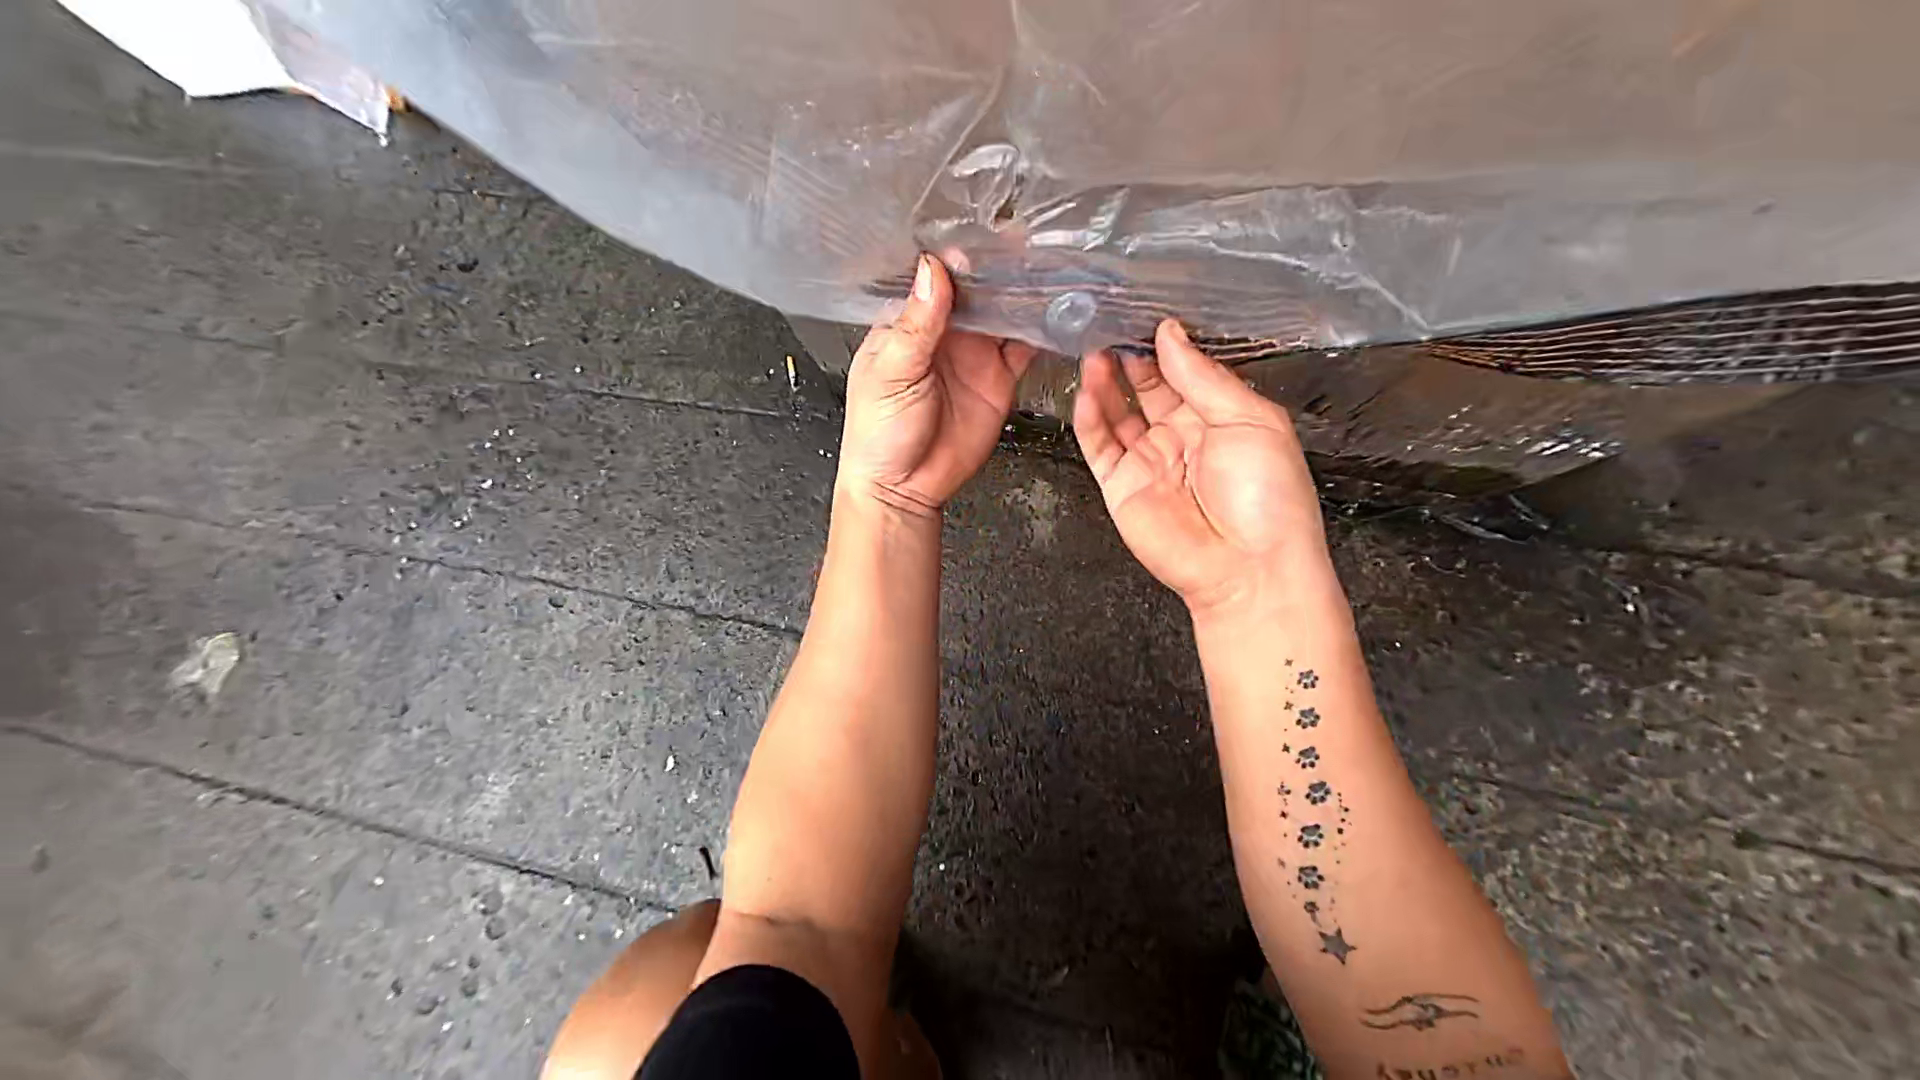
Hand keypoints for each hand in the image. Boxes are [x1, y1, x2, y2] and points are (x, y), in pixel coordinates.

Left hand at [836, 255, 1034, 517]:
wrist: (904, 489)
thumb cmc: (879, 433)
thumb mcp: (891, 373)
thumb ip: (917, 325)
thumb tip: (933, 269)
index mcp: (907, 323)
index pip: (935, 277)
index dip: (958, 256)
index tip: (984, 236)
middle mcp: (943, 332)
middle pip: (976, 288)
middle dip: (1000, 267)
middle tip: (1028, 243)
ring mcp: (973, 354)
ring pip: (1004, 312)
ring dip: (1024, 293)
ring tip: (1049, 269)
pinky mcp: (997, 380)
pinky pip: (1023, 348)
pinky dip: (1041, 330)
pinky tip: (1055, 313)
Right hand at [1074, 319, 1328, 617]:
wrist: (1247, 569)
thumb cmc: (1268, 502)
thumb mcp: (1250, 420)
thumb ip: (1204, 377)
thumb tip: (1172, 336)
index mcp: (1219, 420)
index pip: (1184, 373)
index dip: (1166, 347)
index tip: (1148, 320)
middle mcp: (1181, 438)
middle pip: (1145, 389)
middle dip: (1130, 360)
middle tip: (1113, 330)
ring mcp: (1149, 462)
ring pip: (1116, 413)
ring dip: (1104, 383)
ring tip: (1095, 353)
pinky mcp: (1121, 486)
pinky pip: (1098, 446)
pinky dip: (1088, 419)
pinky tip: (1086, 393)